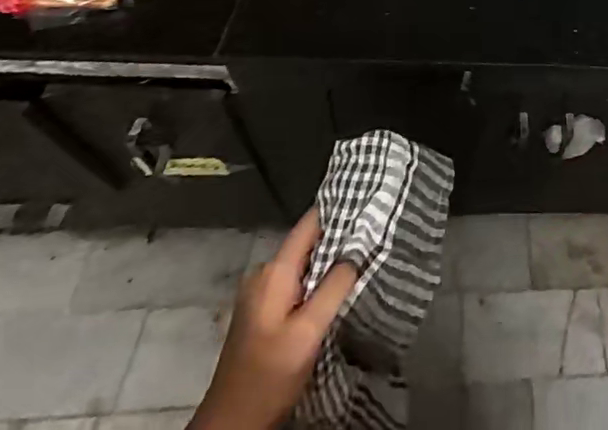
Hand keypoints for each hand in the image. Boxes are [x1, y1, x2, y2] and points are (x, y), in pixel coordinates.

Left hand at [189, 209, 358, 429]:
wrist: (231, 424)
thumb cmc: (269, 375)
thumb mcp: (307, 332)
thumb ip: (333, 287)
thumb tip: (358, 250)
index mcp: (274, 273)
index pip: (308, 225)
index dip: (337, 209)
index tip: (368, 199)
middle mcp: (264, 275)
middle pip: (307, 243)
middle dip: (339, 236)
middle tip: (375, 230)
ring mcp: (261, 294)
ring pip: (304, 264)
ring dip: (330, 260)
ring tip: (365, 255)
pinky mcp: (264, 312)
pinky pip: (297, 282)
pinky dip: (319, 279)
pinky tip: (339, 287)